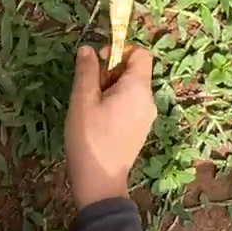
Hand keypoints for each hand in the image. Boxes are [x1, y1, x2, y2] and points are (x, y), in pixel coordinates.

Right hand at [65, 45, 157, 207]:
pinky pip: (130, 104)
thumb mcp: (82, 100)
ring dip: (111, 88)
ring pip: (131, 88)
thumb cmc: (90, 138)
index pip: (141, 53)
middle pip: (135, 71)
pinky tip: (97, 119)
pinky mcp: (140, 129)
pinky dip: (116, 103)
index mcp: (138, 88)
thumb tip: (88, 48)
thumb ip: (87, 70)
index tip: (98, 62)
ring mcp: (146, 117)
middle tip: (89, 88)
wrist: (100, 182)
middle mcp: (148, 100)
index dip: (120, 50)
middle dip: (111, 71)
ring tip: (91, 106)